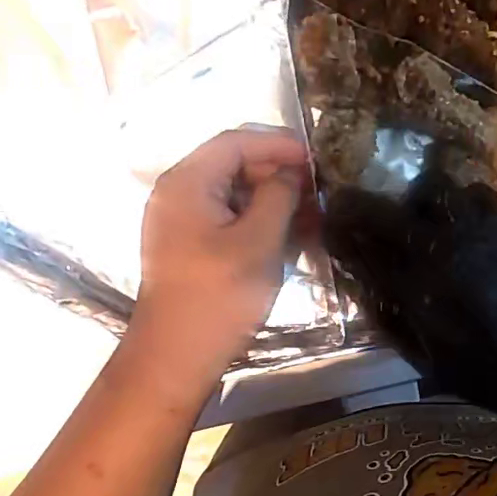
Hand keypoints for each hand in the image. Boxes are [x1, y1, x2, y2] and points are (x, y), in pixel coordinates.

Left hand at [129, 127, 309, 378]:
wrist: (179, 354)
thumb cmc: (220, 294)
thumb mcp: (258, 241)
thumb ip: (278, 197)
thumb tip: (291, 173)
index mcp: (187, 183)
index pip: (235, 142)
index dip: (278, 144)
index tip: (316, 158)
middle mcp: (179, 194)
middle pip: (232, 165)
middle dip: (277, 171)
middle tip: (318, 188)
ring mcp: (182, 222)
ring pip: (234, 194)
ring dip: (273, 198)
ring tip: (312, 212)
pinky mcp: (191, 247)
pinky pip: (229, 219)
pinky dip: (259, 220)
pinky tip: (291, 233)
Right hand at [324, 167, 496, 433]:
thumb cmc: (489, 373)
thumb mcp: (428, 359)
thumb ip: (392, 320)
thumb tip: (367, 285)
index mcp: (419, 290)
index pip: (364, 248)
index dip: (340, 231)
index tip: (328, 222)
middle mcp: (445, 251)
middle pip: (392, 210)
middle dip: (364, 206)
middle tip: (357, 208)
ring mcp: (480, 232)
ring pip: (436, 190)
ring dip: (417, 200)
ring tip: (416, 217)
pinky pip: (477, 194)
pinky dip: (460, 200)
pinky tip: (459, 220)